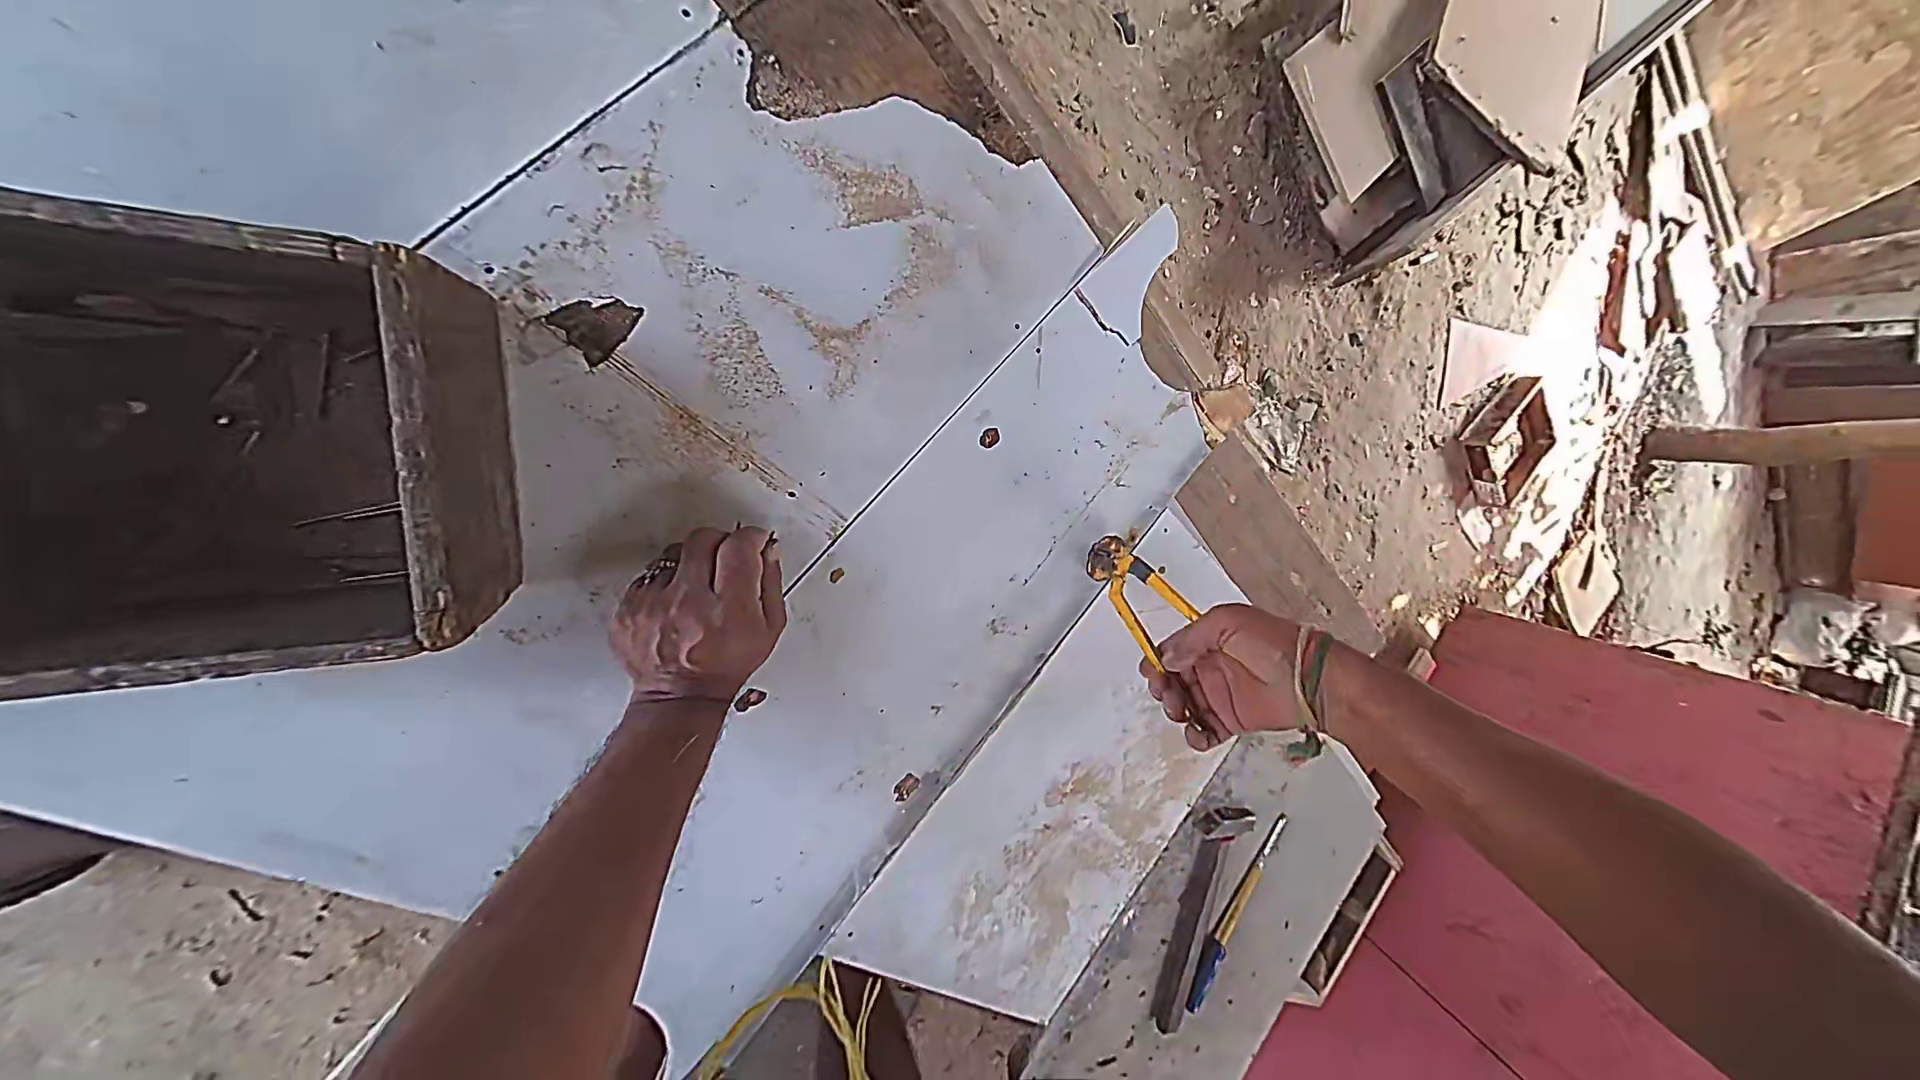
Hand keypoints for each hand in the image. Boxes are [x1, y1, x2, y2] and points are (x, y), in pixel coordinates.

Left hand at [611, 526, 786, 703]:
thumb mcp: (768, 629)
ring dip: (691, 562)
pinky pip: (650, 575)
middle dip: (720, 542)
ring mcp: (653, 605)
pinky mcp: (629, 609)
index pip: (739, 547)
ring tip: (698, 587)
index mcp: (729, 610)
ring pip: (674, 554)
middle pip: (703, 539)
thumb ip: (770, 584)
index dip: (751, 537)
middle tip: (726, 557)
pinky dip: (666, 582)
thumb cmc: (726, 666)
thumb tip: (766, 552)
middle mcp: (688, 603)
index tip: (754, 540)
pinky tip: (676, 603)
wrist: (680, 697)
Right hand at [1140, 603, 1304, 750]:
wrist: (1311, 681)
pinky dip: (1195, 735)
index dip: (1157, 663)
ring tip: (1183, 713)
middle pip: (1171, 681)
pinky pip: (1204, 731)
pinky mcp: (1232, 720)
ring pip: (1183, 706)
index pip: (1169, 652)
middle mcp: (1210, 667)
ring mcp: (1220, 694)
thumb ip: (1192, 636)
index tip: (1155, 673)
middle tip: (1170, 696)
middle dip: (1163, 689)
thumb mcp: (1228, 622)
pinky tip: (1197, 733)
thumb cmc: (1277, 645)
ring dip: (1175, 711)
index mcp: (1206, 641)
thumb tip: (1166, 655)